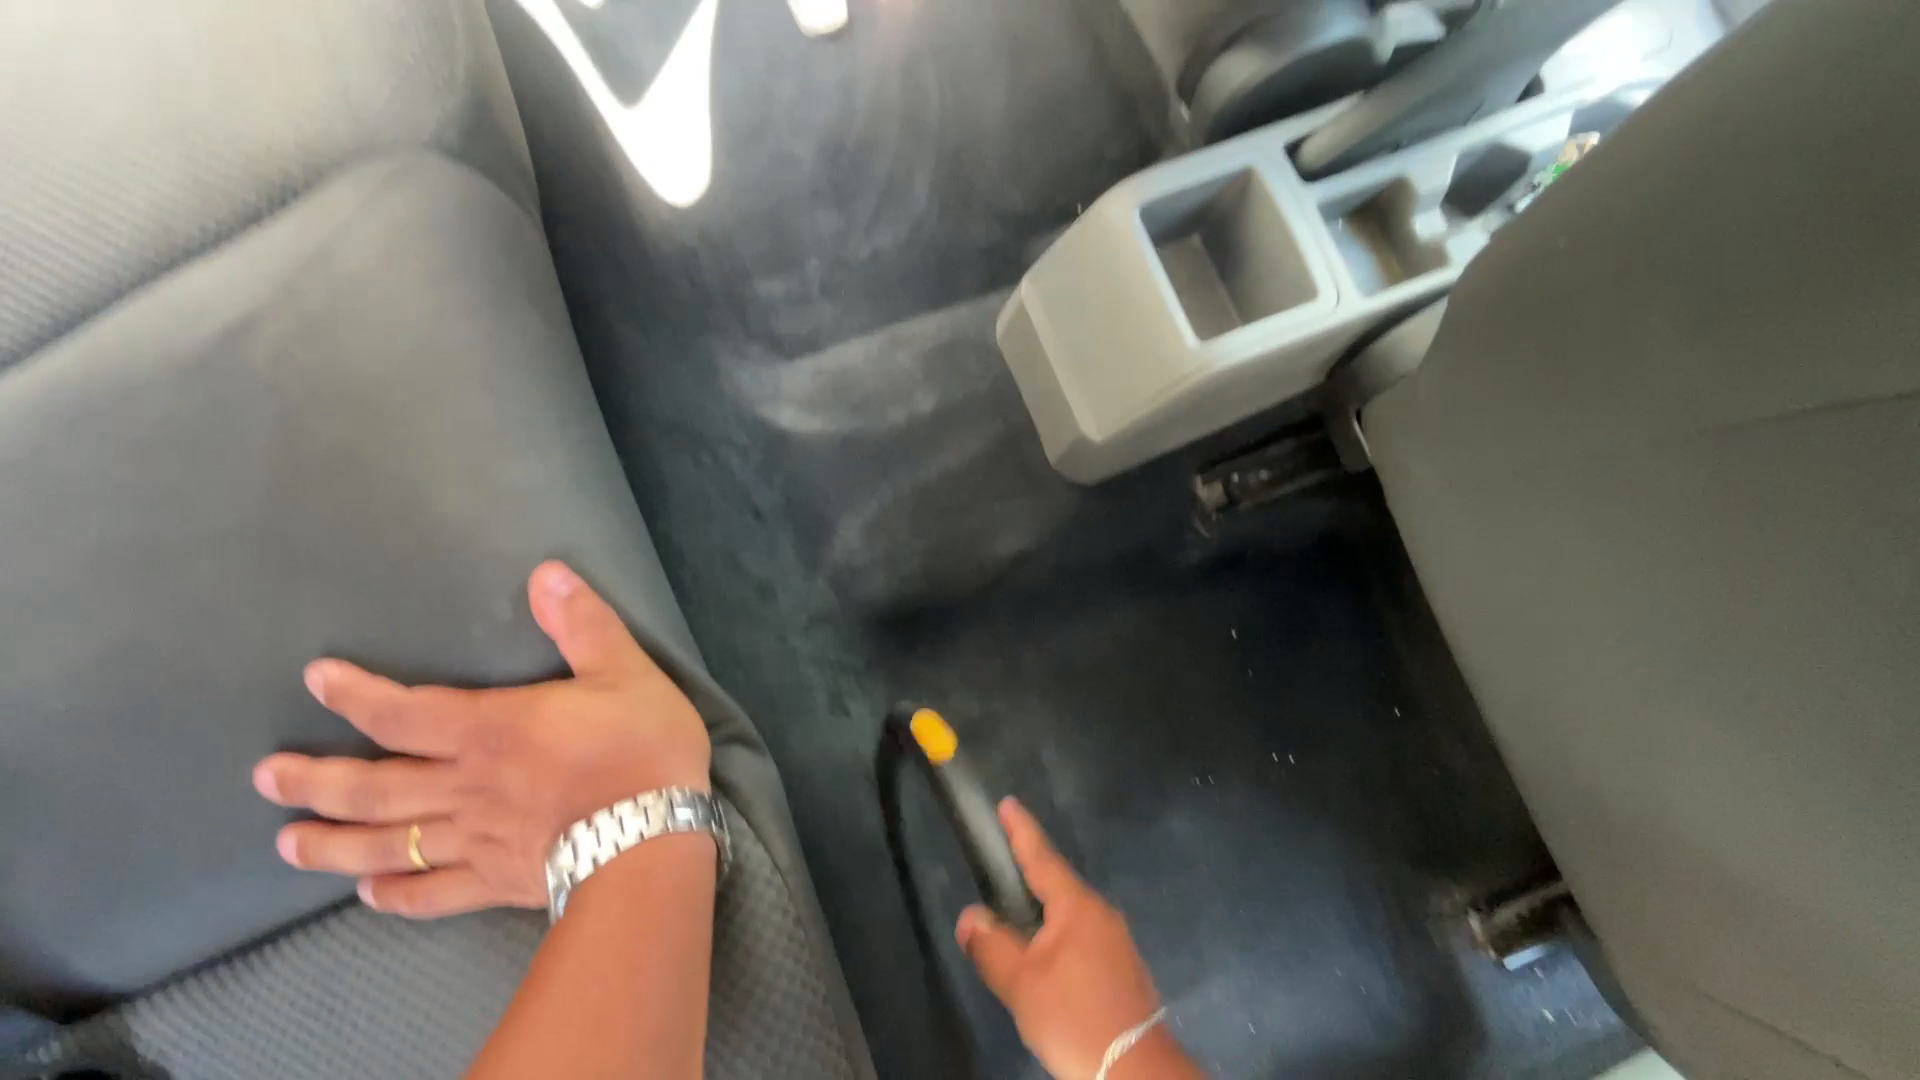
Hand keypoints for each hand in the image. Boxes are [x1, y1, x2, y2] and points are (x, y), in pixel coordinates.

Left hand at [251, 560, 710, 916]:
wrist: (652, 838)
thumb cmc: (640, 748)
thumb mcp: (625, 671)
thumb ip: (583, 624)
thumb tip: (545, 572)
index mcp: (490, 730)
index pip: (403, 713)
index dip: (356, 695)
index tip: (317, 679)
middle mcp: (465, 786)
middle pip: (375, 786)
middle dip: (317, 780)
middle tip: (268, 777)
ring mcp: (476, 840)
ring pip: (388, 843)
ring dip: (333, 842)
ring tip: (286, 842)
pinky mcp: (497, 881)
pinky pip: (434, 892)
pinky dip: (397, 893)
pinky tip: (369, 893)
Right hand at [956, 800, 1196, 1079]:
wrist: (1135, 1069)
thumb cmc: (1074, 1017)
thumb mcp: (1021, 984)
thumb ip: (991, 945)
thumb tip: (970, 917)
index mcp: (1076, 906)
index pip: (1042, 856)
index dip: (1021, 830)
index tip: (1007, 803)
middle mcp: (1100, 912)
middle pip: (1056, 883)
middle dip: (1028, 874)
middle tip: (999, 865)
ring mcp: (1116, 940)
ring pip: (1069, 914)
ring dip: (1042, 912)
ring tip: (1014, 919)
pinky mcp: (1121, 966)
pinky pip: (1081, 936)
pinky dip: (1057, 936)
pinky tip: (1043, 957)